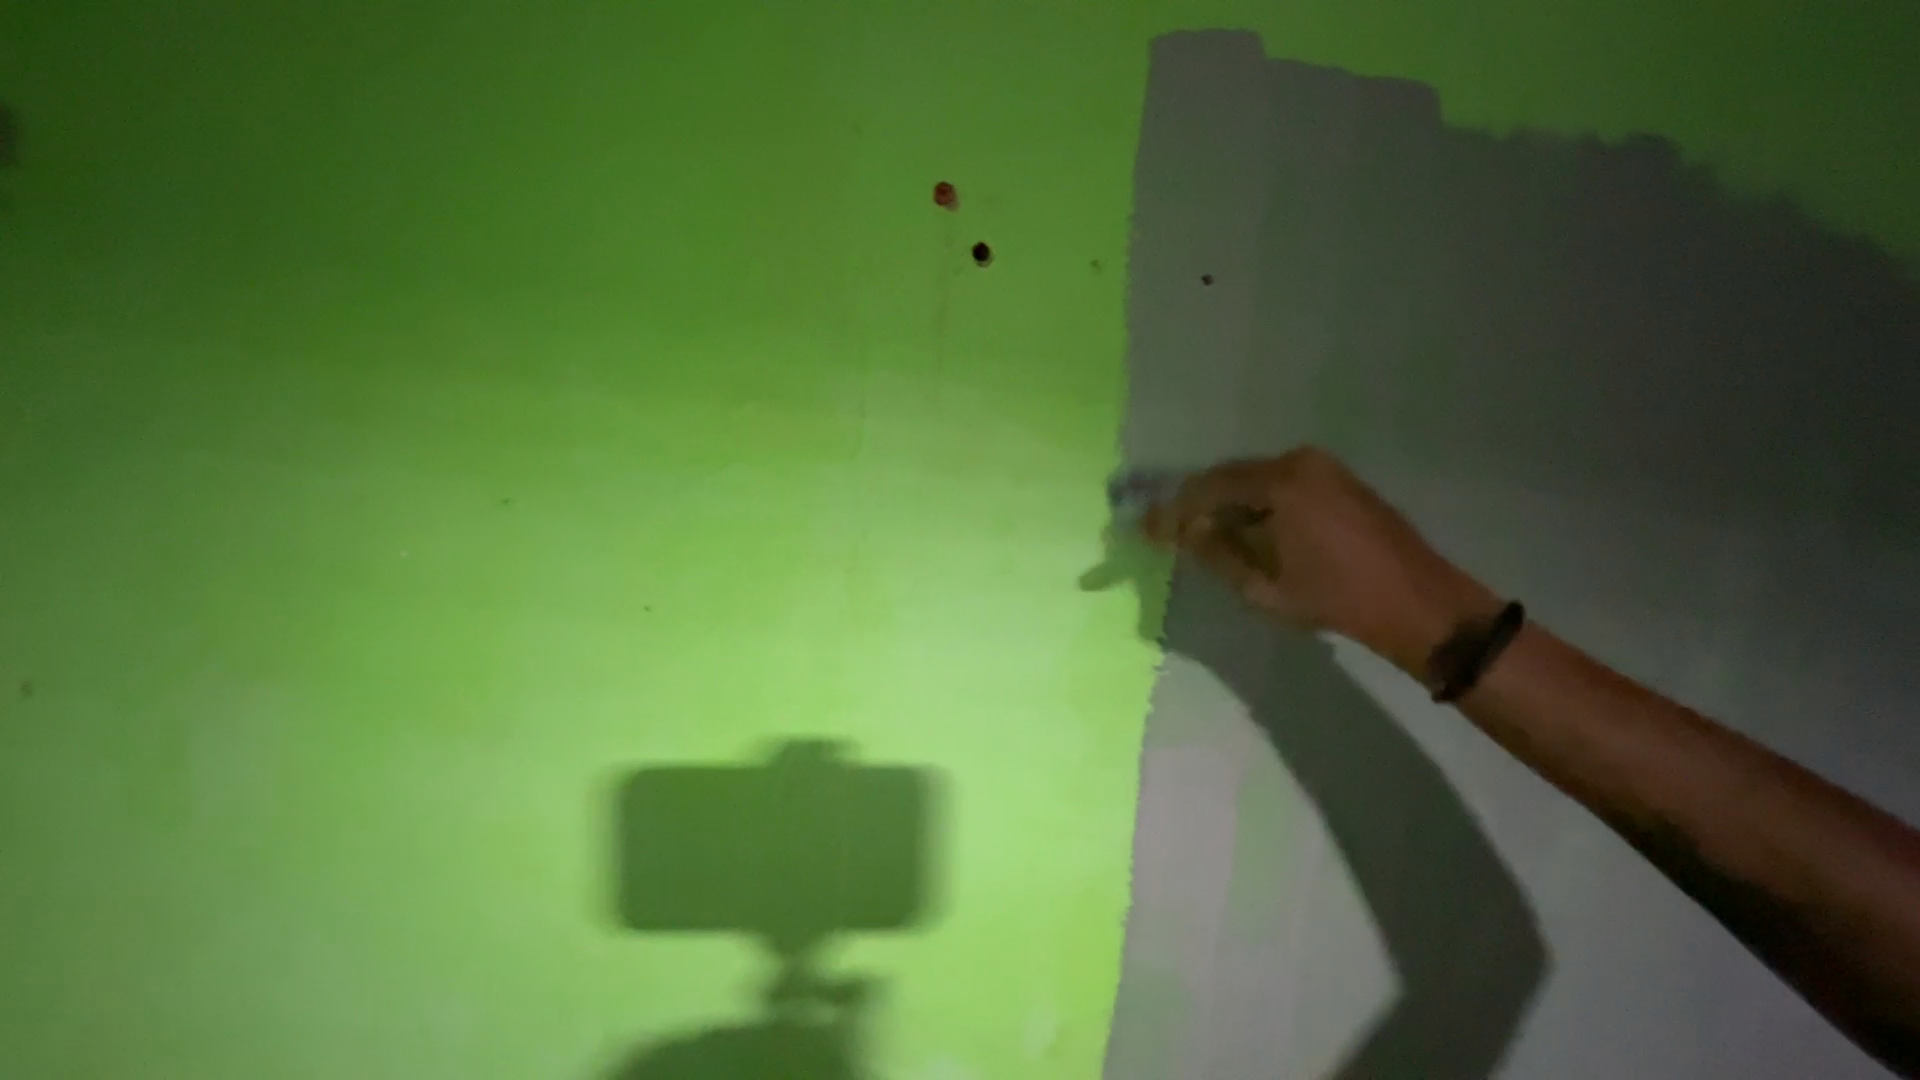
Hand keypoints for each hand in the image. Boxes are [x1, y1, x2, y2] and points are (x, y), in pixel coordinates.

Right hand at [1140, 446, 1500, 675]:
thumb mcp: (1264, 587)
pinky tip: (1243, 529)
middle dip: (1198, 505)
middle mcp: (1299, 462)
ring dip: (1227, 505)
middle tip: (1168, 530)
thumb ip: (1217, 554)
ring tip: (1201, 535)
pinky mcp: (1338, 481)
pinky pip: (1281, 485)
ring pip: (1255, 481)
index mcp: (1280, 483)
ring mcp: (1323, 468)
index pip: (1209, 487)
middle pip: (1231, 478)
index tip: (1145, 528)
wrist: (1417, 602)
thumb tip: (1185, 534)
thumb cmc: (1336, 599)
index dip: (1174, 510)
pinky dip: (1256, 504)